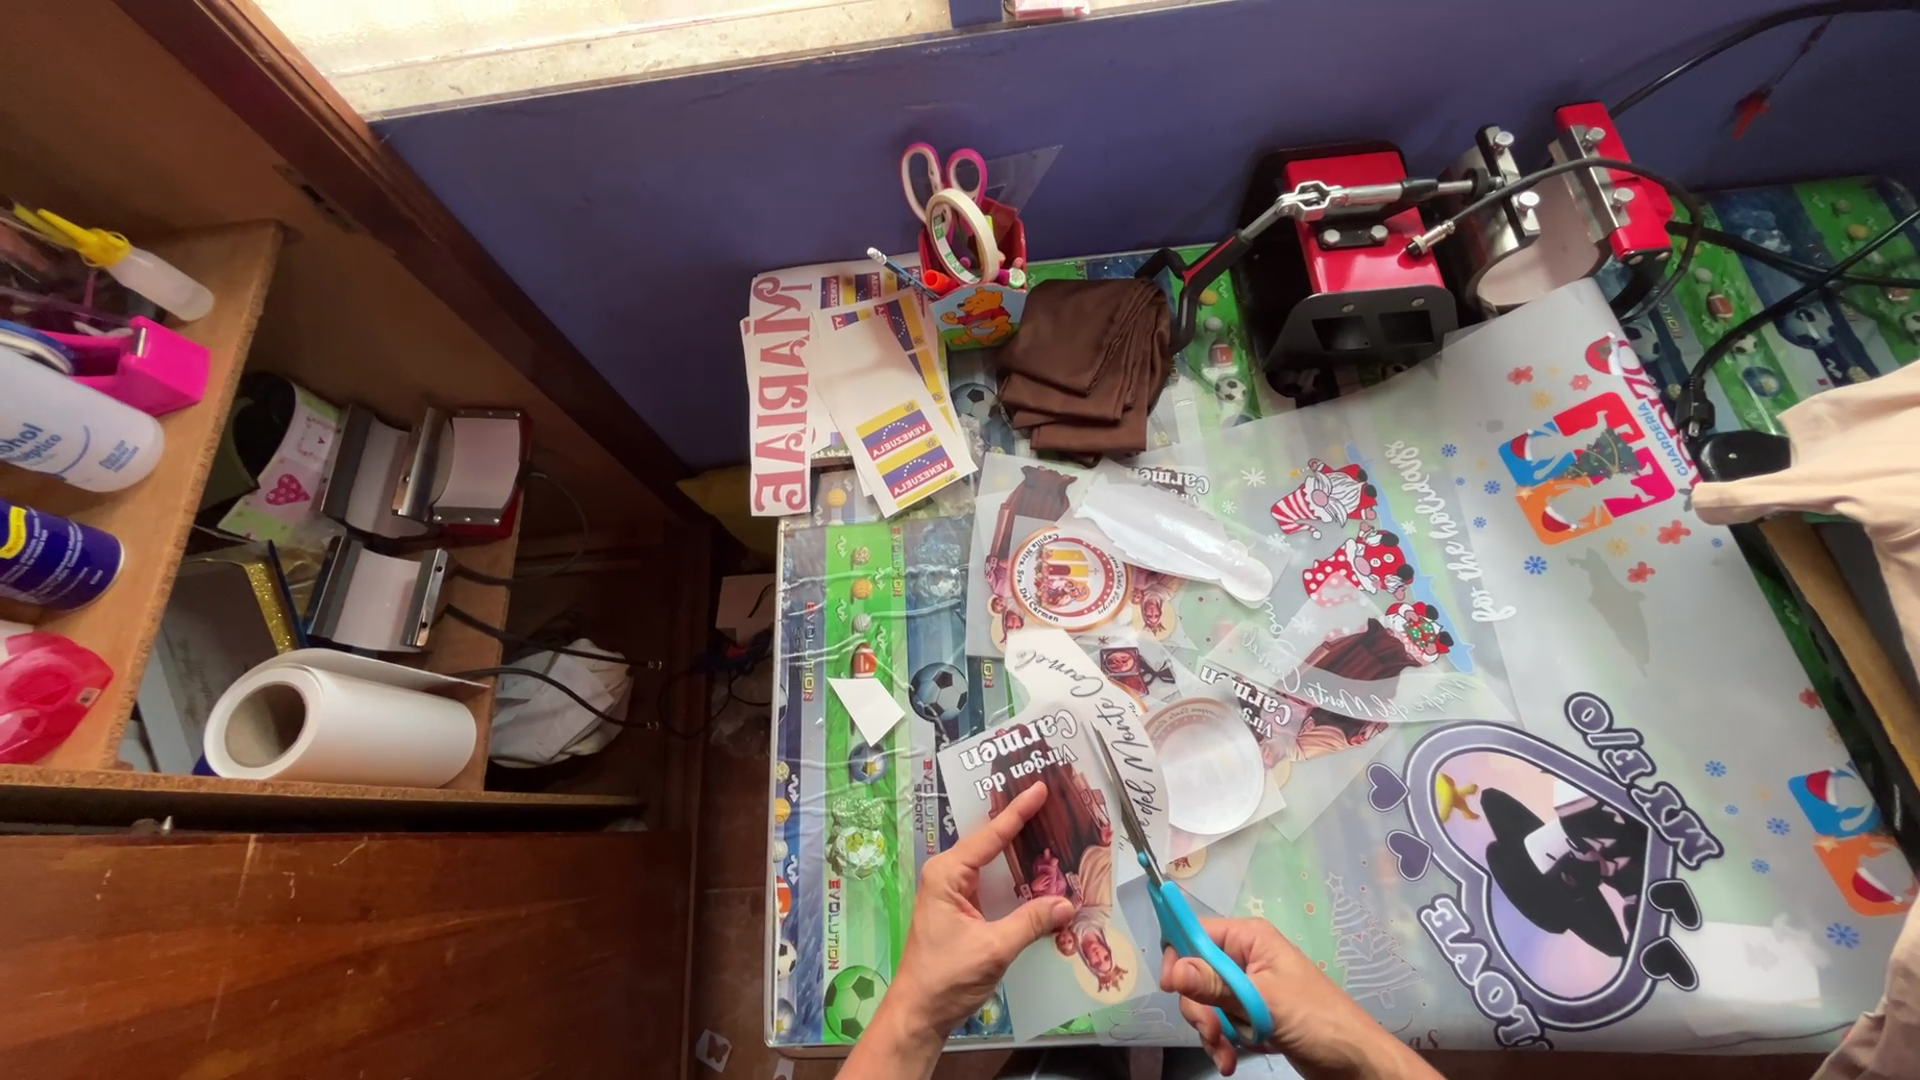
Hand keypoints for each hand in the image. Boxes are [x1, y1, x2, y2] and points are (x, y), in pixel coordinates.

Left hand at [880, 781, 1075, 1038]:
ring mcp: (953, 890)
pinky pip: (991, 881)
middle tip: (1049, 801)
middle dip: (1019, 822)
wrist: (918, 1014)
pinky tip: (1036, 872)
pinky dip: (1013, 875)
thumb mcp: (993, 948)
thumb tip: (1067, 903)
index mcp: (948, 873)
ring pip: (992, 861)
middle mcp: (948, 874)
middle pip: (990, 841)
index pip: (990, 835)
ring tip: (1048, 827)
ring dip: (1018, 849)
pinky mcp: (961, 908)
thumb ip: (1030, 922)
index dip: (1018, 811)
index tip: (1038, 787)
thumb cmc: (947, 978)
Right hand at [1161, 917, 1439, 1079]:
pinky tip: (1229, 1060)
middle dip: (1198, 1005)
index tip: (1172, 988)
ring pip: (1205, 1000)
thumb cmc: (1317, 1021)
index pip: (1196, 932)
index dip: (1178, 955)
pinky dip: (1220, 1042)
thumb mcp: (1264, 1002)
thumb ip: (1217, 985)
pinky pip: (1220, 1021)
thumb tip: (1174, 969)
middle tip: (1210, 1032)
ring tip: (1224, 1053)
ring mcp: (1247, 987)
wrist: (1359, 1066)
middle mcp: (1244, 957)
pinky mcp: (1252, 1014)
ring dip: (1209, 1029)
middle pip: (1196, 971)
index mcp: (1248, 939)